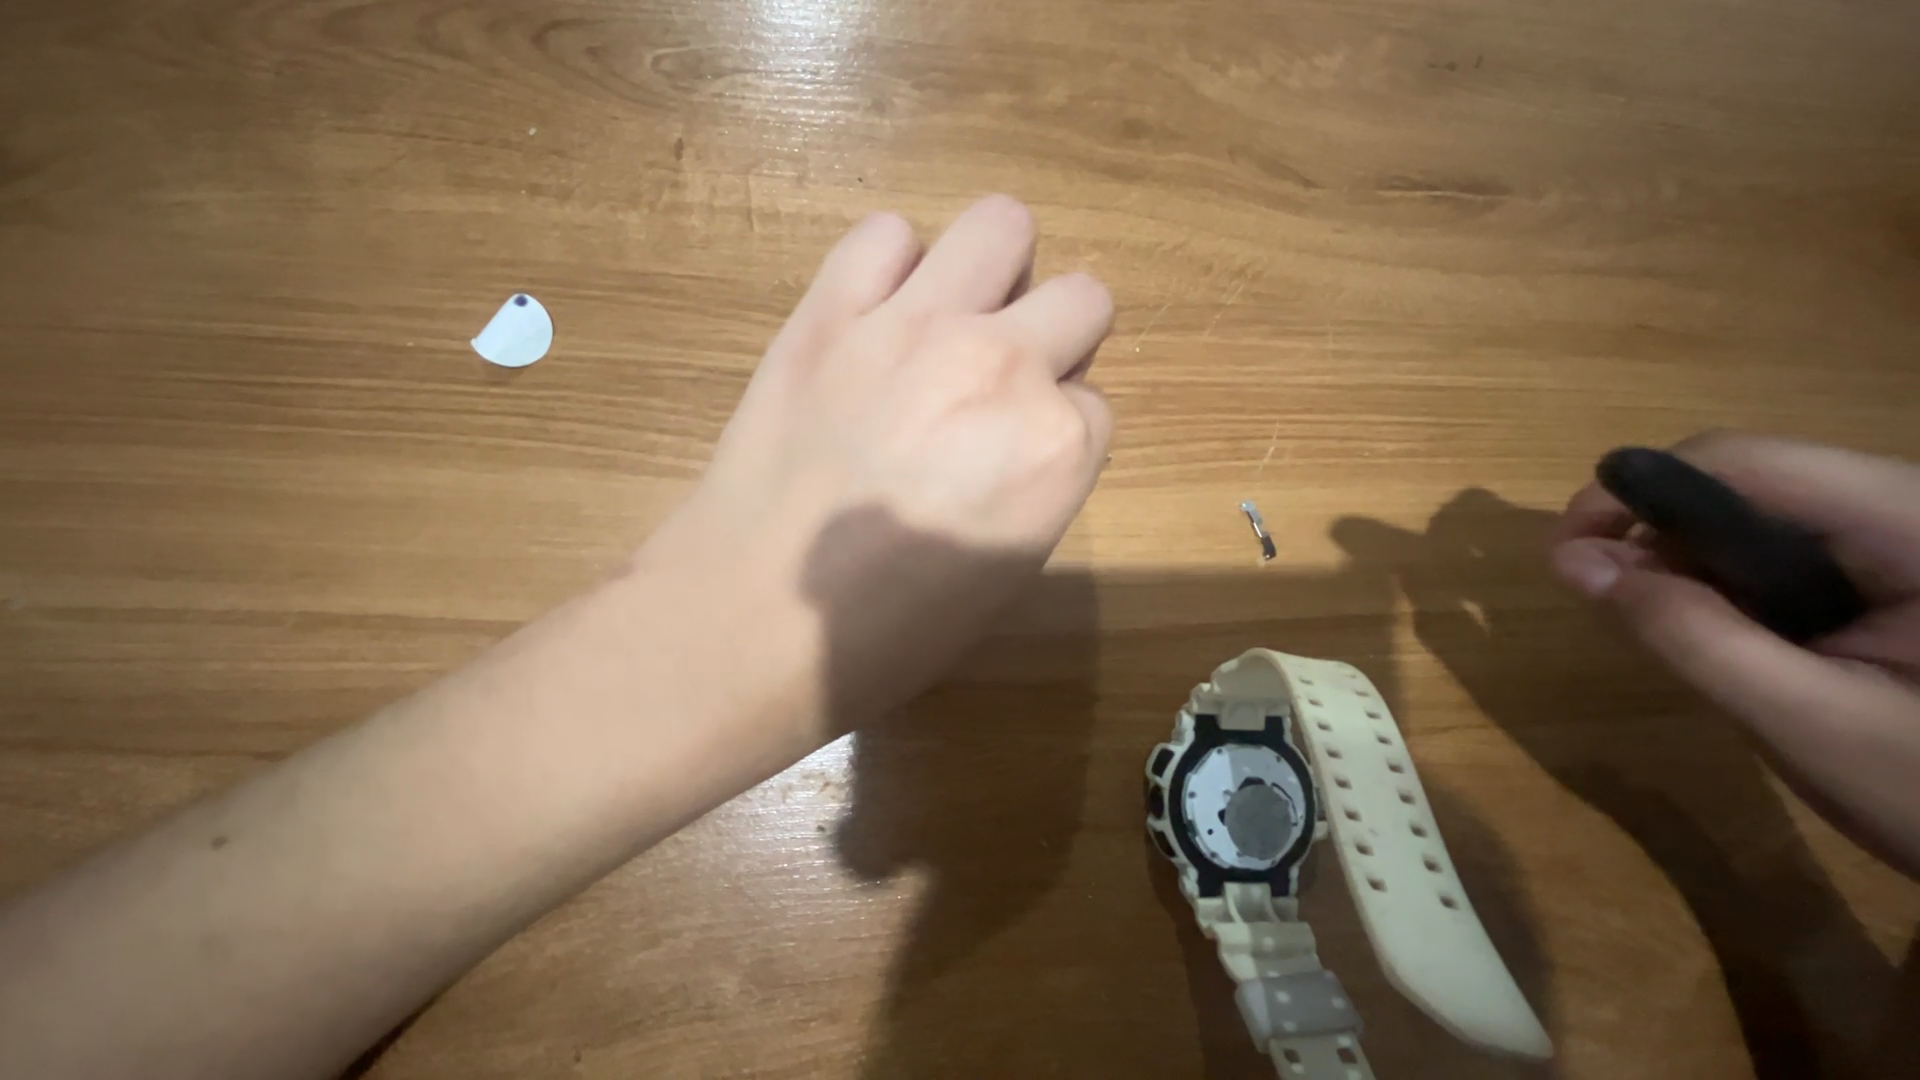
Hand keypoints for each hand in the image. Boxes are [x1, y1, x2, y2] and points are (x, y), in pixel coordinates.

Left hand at [651, 196, 1113, 729]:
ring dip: (995, 270)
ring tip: (956, 316)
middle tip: (1001, 380)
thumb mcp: (1010, 569)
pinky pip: (884, 235)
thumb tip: (1030, 427)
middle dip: (1055, 337)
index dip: (1058, 429)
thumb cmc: (893, 625)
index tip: (1018, 456)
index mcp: (1056, 448)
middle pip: (1081, 299)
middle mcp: (1003, 366)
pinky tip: (876, 312)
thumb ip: (1041, 479)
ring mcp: (914, 324)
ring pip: (1000, 226)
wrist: (756, 615)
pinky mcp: (830, 309)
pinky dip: (891, 264)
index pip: (1094, 402)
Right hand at [1551, 432, 1919, 875]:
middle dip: (1656, 534)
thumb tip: (1571, 562)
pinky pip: (1789, 541)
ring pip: (1760, 509)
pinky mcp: (1908, 564)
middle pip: (1746, 479)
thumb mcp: (1806, 720)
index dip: (1632, 490)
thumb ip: (1687, 635)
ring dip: (1689, 560)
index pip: (1742, 460)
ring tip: (1680, 631)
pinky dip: (1732, 579)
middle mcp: (1918, 508)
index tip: (1568, 555)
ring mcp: (1915, 533)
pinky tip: (1739, 633)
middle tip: (1611, 603)